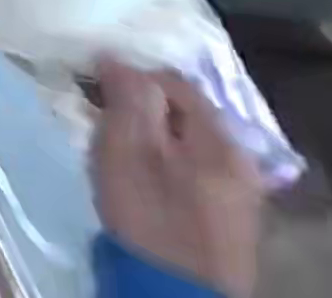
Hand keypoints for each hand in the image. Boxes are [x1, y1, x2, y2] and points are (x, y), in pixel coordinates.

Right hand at [91, 59, 265, 297]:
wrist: (173, 289)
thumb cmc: (149, 210)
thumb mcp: (128, 146)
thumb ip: (128, 96)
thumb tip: (116, 56)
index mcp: (221, 139)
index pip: (173, 80)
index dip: (130, 72)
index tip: (92, 81)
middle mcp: (239, 158)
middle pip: (180, 108)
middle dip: (136, 100)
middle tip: (95, 108)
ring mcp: (235, 188)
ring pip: (180, 135)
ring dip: (144, 127)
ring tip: (108, 137)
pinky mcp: (221, 210)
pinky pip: (185, 160)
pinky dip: (156, 152)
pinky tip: (132, 166)